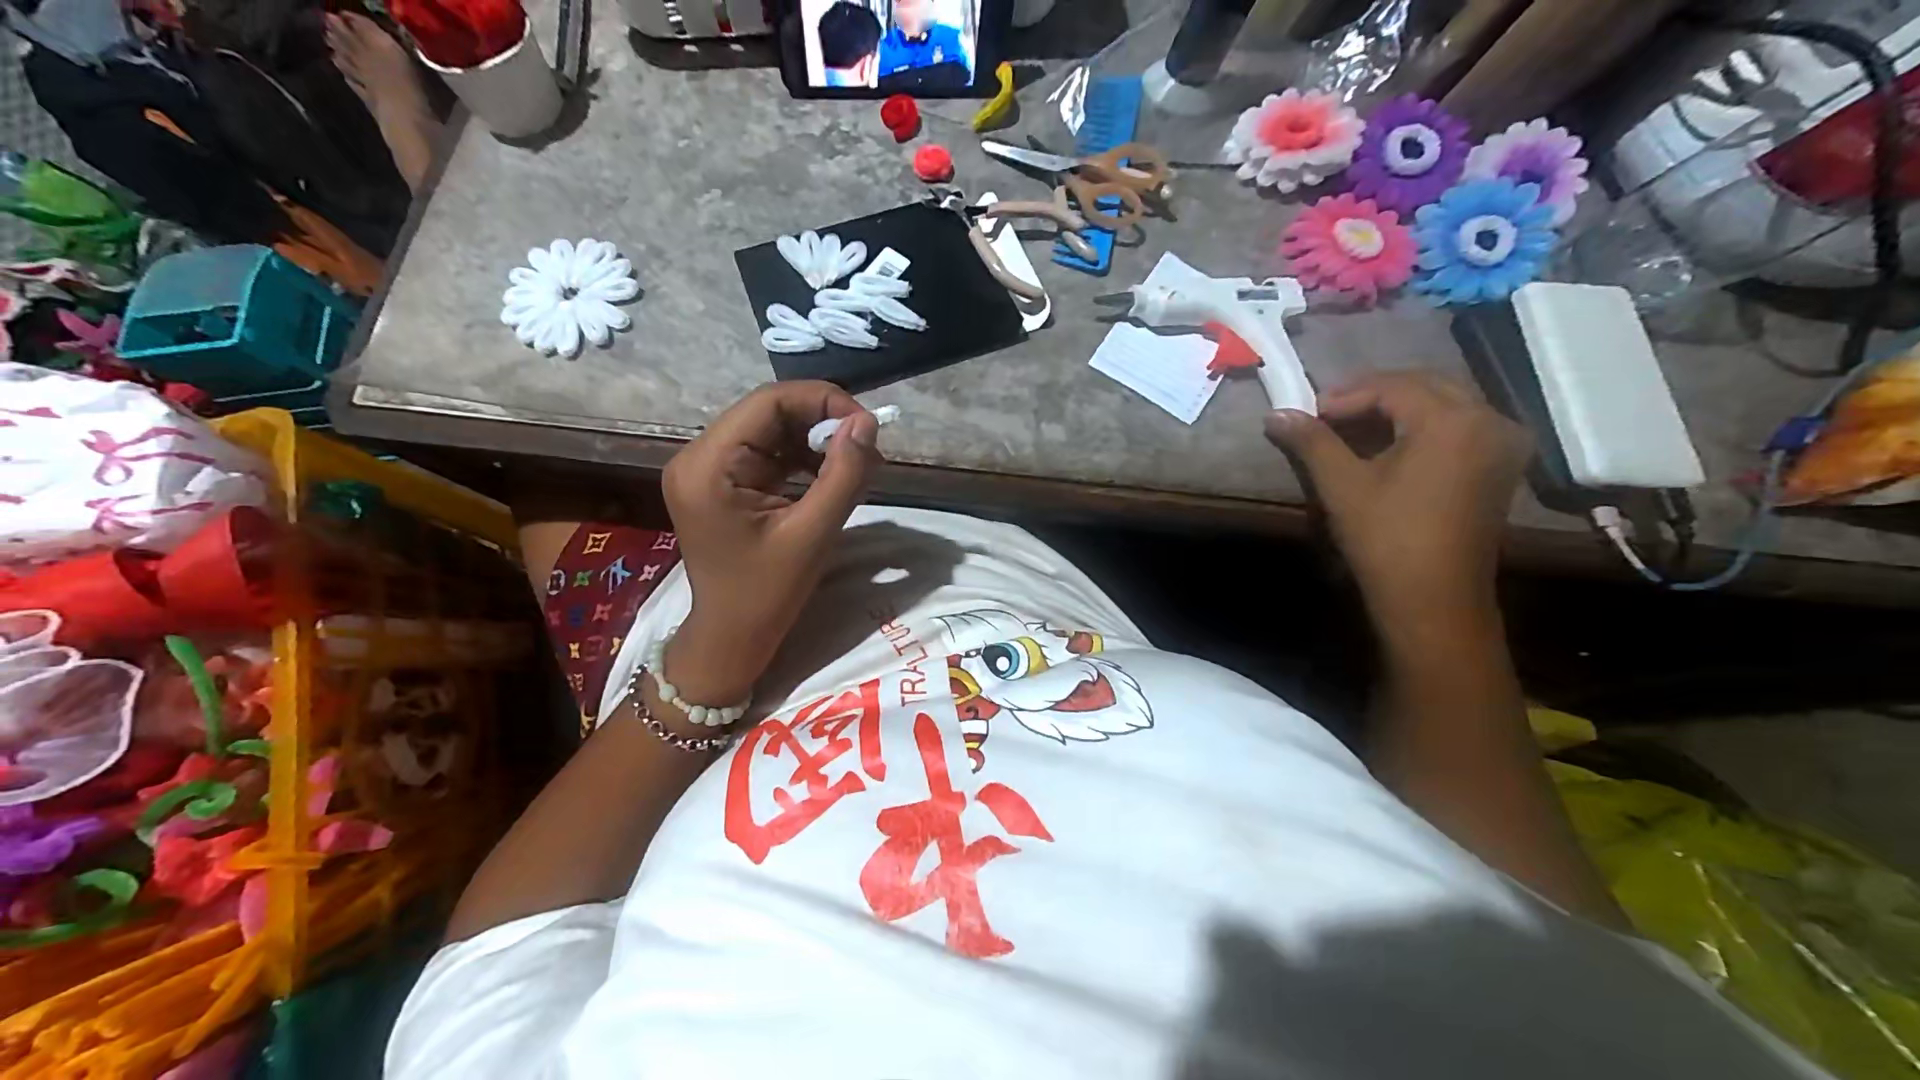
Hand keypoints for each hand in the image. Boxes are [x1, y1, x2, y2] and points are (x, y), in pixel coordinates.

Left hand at [661, 382, 881, 702]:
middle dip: (822, 423)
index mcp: (708, 465)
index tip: (867, 425)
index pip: (768, 403)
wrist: (732, 637)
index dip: (823, 401)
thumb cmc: (768, 593)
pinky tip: (831, 475)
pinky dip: (803, 459)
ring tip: (856, 464)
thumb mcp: (813, 534)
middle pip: (769, 413)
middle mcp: (699, 456)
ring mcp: (707, 469)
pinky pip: (768, 453)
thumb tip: (867, 423)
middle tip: (867, 448)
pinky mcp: (721, 482)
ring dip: (816, 441)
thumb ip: (844, 475)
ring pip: (772, 431)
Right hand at [1264, 373, 1530, 621]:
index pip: (1393, 386)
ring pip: (1445, 403)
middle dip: (1374, 393)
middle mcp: (1489, 420)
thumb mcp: (1342, 485)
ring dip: (1398, 406)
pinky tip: (1390, 442)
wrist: (1434, 599)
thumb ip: (1312, 441)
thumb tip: (1275, 413)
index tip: (1310, 412)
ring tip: (1353, 426)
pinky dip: (1423, 424)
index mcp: (1452, 420)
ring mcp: (1503, 443)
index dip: (1346, 394)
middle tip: (1329, 413)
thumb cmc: (1387, 539)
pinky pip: (1461, 424)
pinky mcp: (1501, 465)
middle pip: (1425, 385)